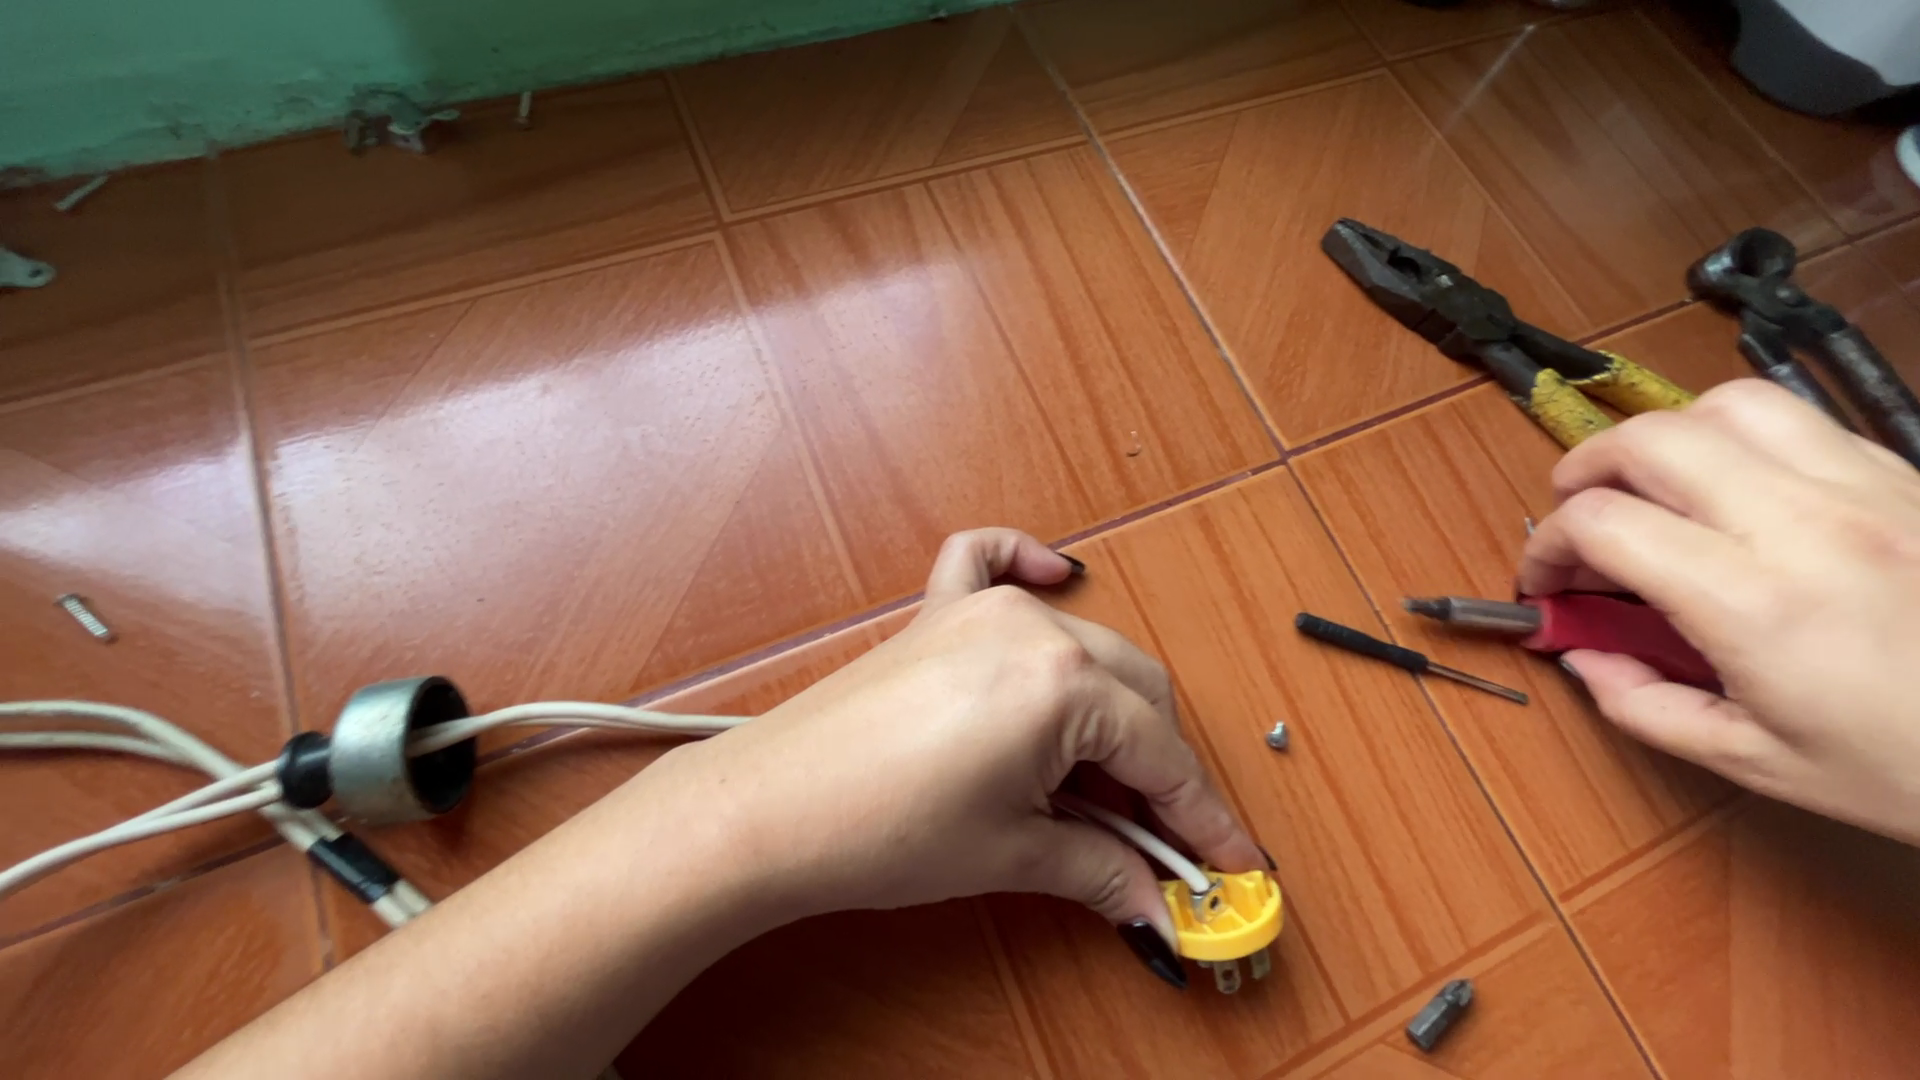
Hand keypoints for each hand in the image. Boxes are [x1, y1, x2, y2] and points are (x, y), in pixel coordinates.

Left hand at [663, 527, 1262, 979]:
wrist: (769, 809)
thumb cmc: (880, 828)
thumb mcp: (1012, 854)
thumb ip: (1103, 869)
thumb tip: (1158, 908)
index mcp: (1064, 685)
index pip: (1164, 757)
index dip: (1201, 819)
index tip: (1226, 861)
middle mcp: (1033, 628)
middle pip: (1138, 695)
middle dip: (1157, 769)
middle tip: (1155, 837)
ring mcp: (982, 609)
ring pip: (1087, 646)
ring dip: (1111, 706)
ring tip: (1099, 775)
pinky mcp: (939, 612)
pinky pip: (990, 558)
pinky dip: (1028, 562)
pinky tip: (1053, 577)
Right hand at [1521, 379, 1919, 843]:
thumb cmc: (1918, 770)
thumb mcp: (1753, 762)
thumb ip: (1640, 704)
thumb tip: (1581, 655)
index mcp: (1756, 602)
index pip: (1601, 522)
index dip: (1545, 548)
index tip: (1544, 584)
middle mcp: (1808, 525)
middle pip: (1650, 440)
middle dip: (1582, 472)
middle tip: (1575, 517)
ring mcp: (1872, 490)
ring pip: (1727, 406)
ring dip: (1663, 440)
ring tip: (1651, 488)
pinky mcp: (1912, 480)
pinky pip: (1799, 422)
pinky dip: (1735, 441)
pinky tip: (1731, 493)